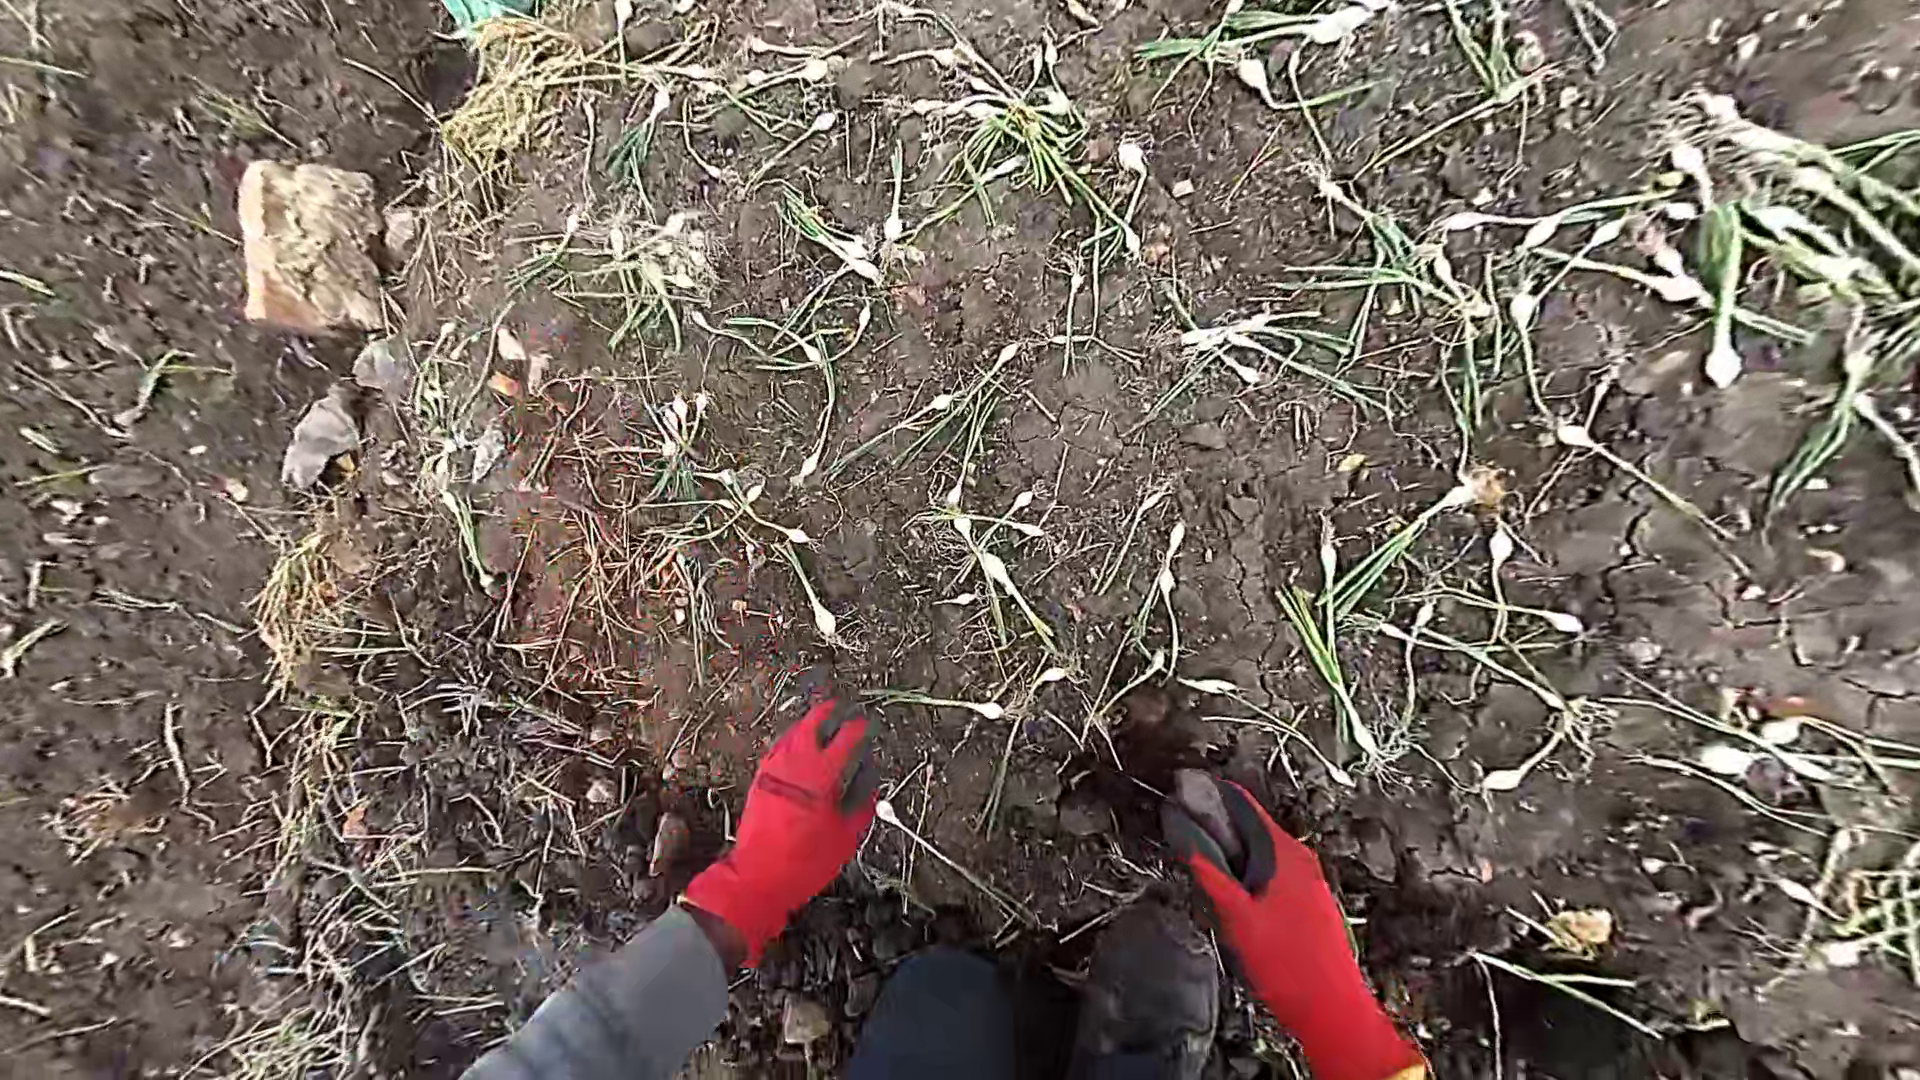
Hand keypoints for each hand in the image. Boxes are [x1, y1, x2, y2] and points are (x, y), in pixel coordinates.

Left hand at [682, 699, 876, 966]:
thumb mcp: (846, 836)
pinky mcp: (761, 774)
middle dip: (835, 711)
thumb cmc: (805, 861)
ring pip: (798, 728)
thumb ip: (862, 804)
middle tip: (846, 711)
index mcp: (823, 774)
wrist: (756, 877)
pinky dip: (797, 738)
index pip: (848, 736)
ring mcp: (776, 764)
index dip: (862, 727)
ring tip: (827, 725)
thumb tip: (868, 784)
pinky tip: (803, 747)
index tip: (869, 726)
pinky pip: (783, 744)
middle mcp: (798, 761)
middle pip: (817, 719)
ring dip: (814, 722)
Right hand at [1163, 770, 1423, 1079]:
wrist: (1337, 1017)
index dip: (1209, 792)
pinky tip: (1232, 892)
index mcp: (1285, 853)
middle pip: (1249, 825)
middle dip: (1217, 825)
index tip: (1184, 788)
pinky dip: (1246, 870)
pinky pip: (1270, 870)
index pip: (1241, 803)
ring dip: (1231, 850)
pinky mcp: (1308, 901)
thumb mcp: (1237, 914)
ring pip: (1259, 850)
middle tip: (1186, 829)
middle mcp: (1300, 860)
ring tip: (1205, 863)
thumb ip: (1208, 869)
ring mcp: (1308, 881)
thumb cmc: (1292, 967)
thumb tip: (1181, 832)